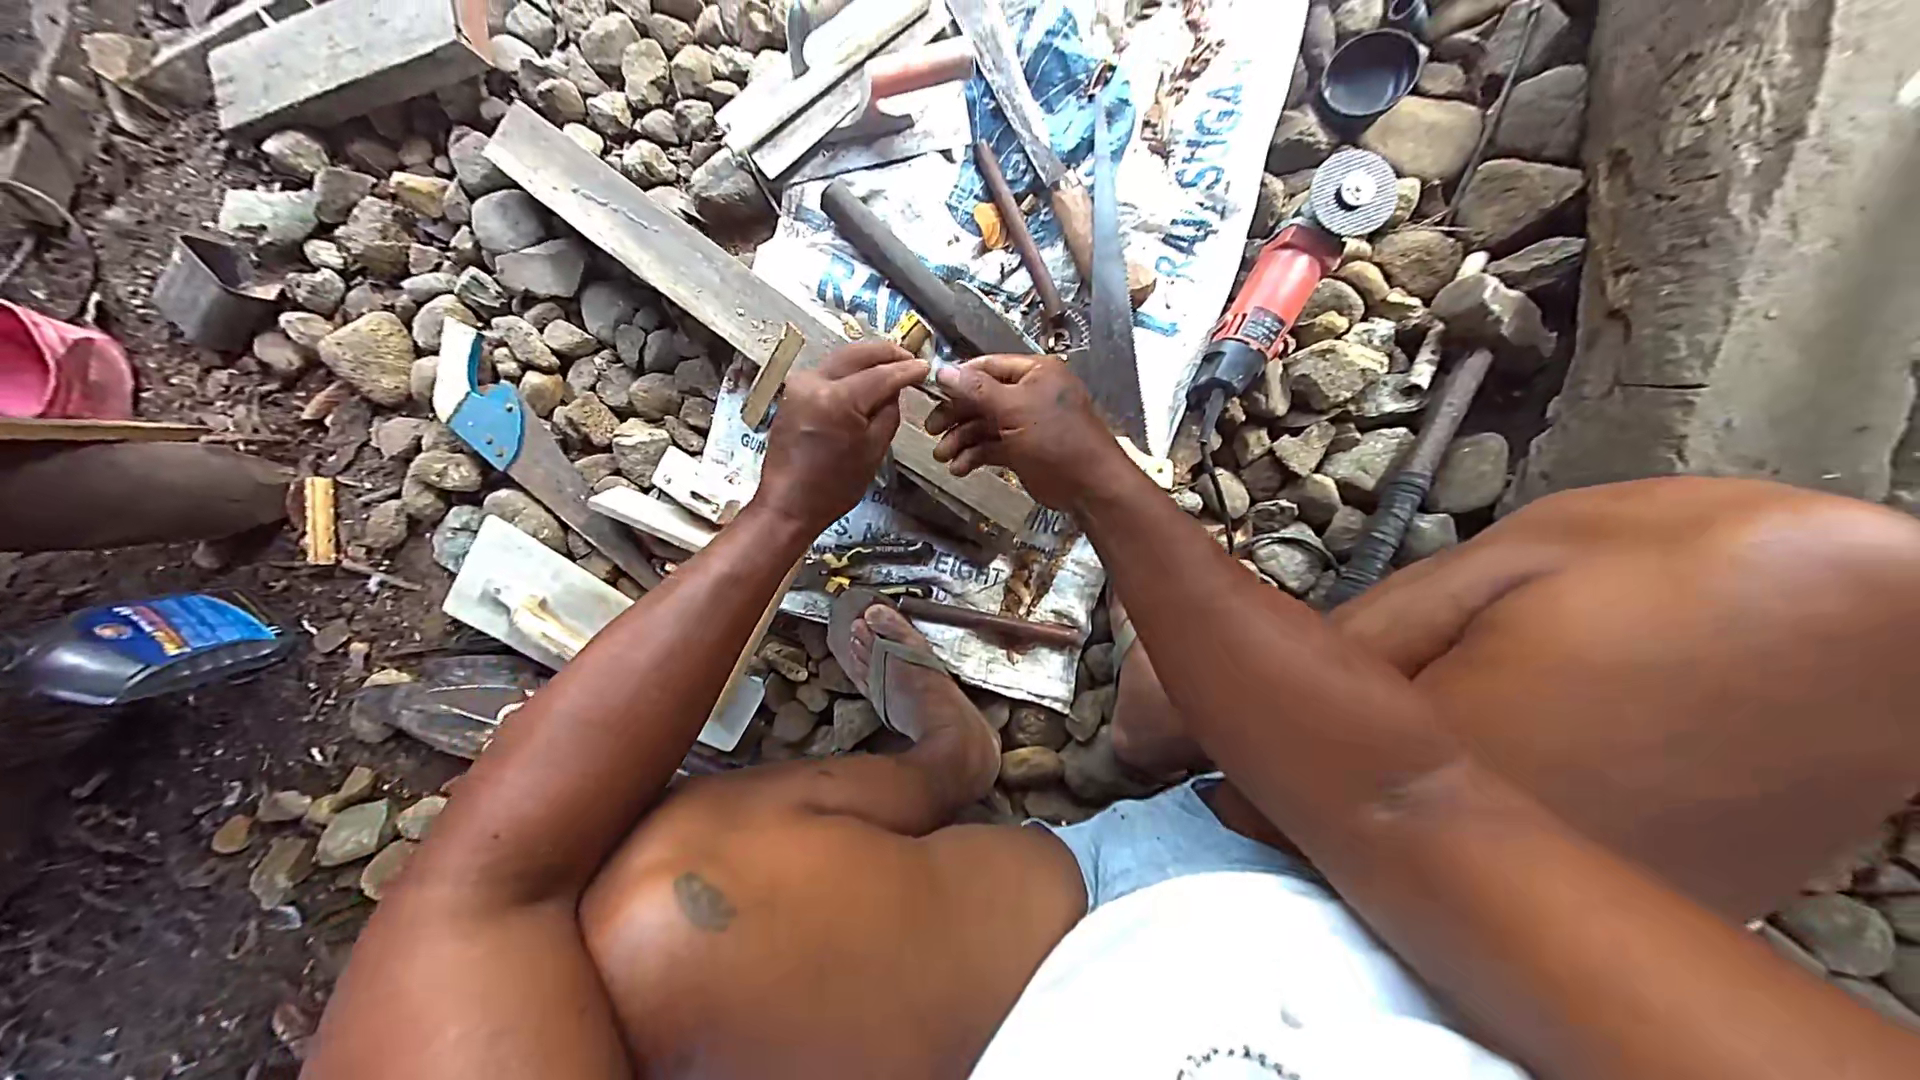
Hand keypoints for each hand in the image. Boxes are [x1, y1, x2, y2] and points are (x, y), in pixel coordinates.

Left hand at [754, 341, 928, 534]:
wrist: (789, 502)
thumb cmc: (834, 487)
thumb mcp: (874, 450)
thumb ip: (888, 412)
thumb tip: (894, 389)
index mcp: (838, 400)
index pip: (882, 374)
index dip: (907, 370)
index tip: (925, 368)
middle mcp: (815, 382)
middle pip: (858, 353)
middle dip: (887, 353)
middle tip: (910, 360)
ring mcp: (799, 384)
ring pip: (842, 358)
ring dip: (868, 359)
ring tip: (892, 367)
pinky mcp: (793, 392)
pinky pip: (828, 371)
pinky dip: (850, 371)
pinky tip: (866, 379)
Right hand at [925, 355, 1126, 511]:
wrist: (1088, 483)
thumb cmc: (1058, 438)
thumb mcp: (1014, 408)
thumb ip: (977, 390)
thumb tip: (943, 370)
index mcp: (1034, 373)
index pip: (987, 367)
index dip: (959, 379)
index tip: (932, 391)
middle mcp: (1029, 394)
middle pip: (981, 398)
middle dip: (955, 415)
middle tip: (931, 428)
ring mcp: (1025, 423)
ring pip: (983, 425)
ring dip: (961, 440)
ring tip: (943, 456)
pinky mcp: (1021, 450)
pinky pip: (991, 447)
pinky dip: (974, 456)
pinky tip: (960, 467)